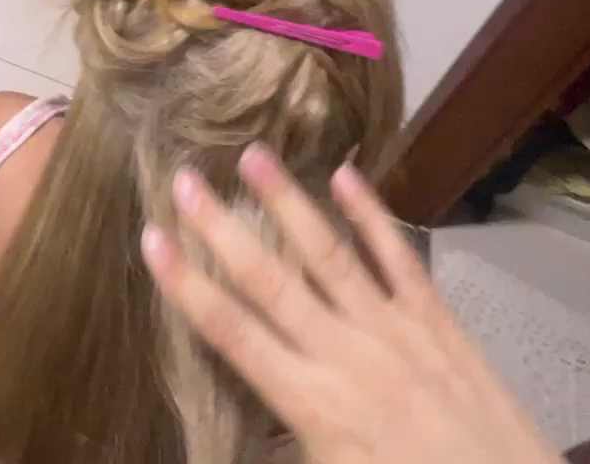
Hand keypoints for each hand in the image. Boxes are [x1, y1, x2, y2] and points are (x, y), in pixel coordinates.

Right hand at [141, 146, 563, 463]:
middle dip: (222, 229)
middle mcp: (347, 355)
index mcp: (314, 404)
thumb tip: (239, 407)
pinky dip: (372, 216)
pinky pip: (399, 259)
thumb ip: (285, 441)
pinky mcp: (437, 321)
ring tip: (253, 155)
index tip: (152, 240)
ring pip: (329, 255)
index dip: (187, 285)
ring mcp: (395, 331)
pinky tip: (345, 176)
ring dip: (287, 203)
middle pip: (270, 282)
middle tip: (185, 179)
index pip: (233, 335)